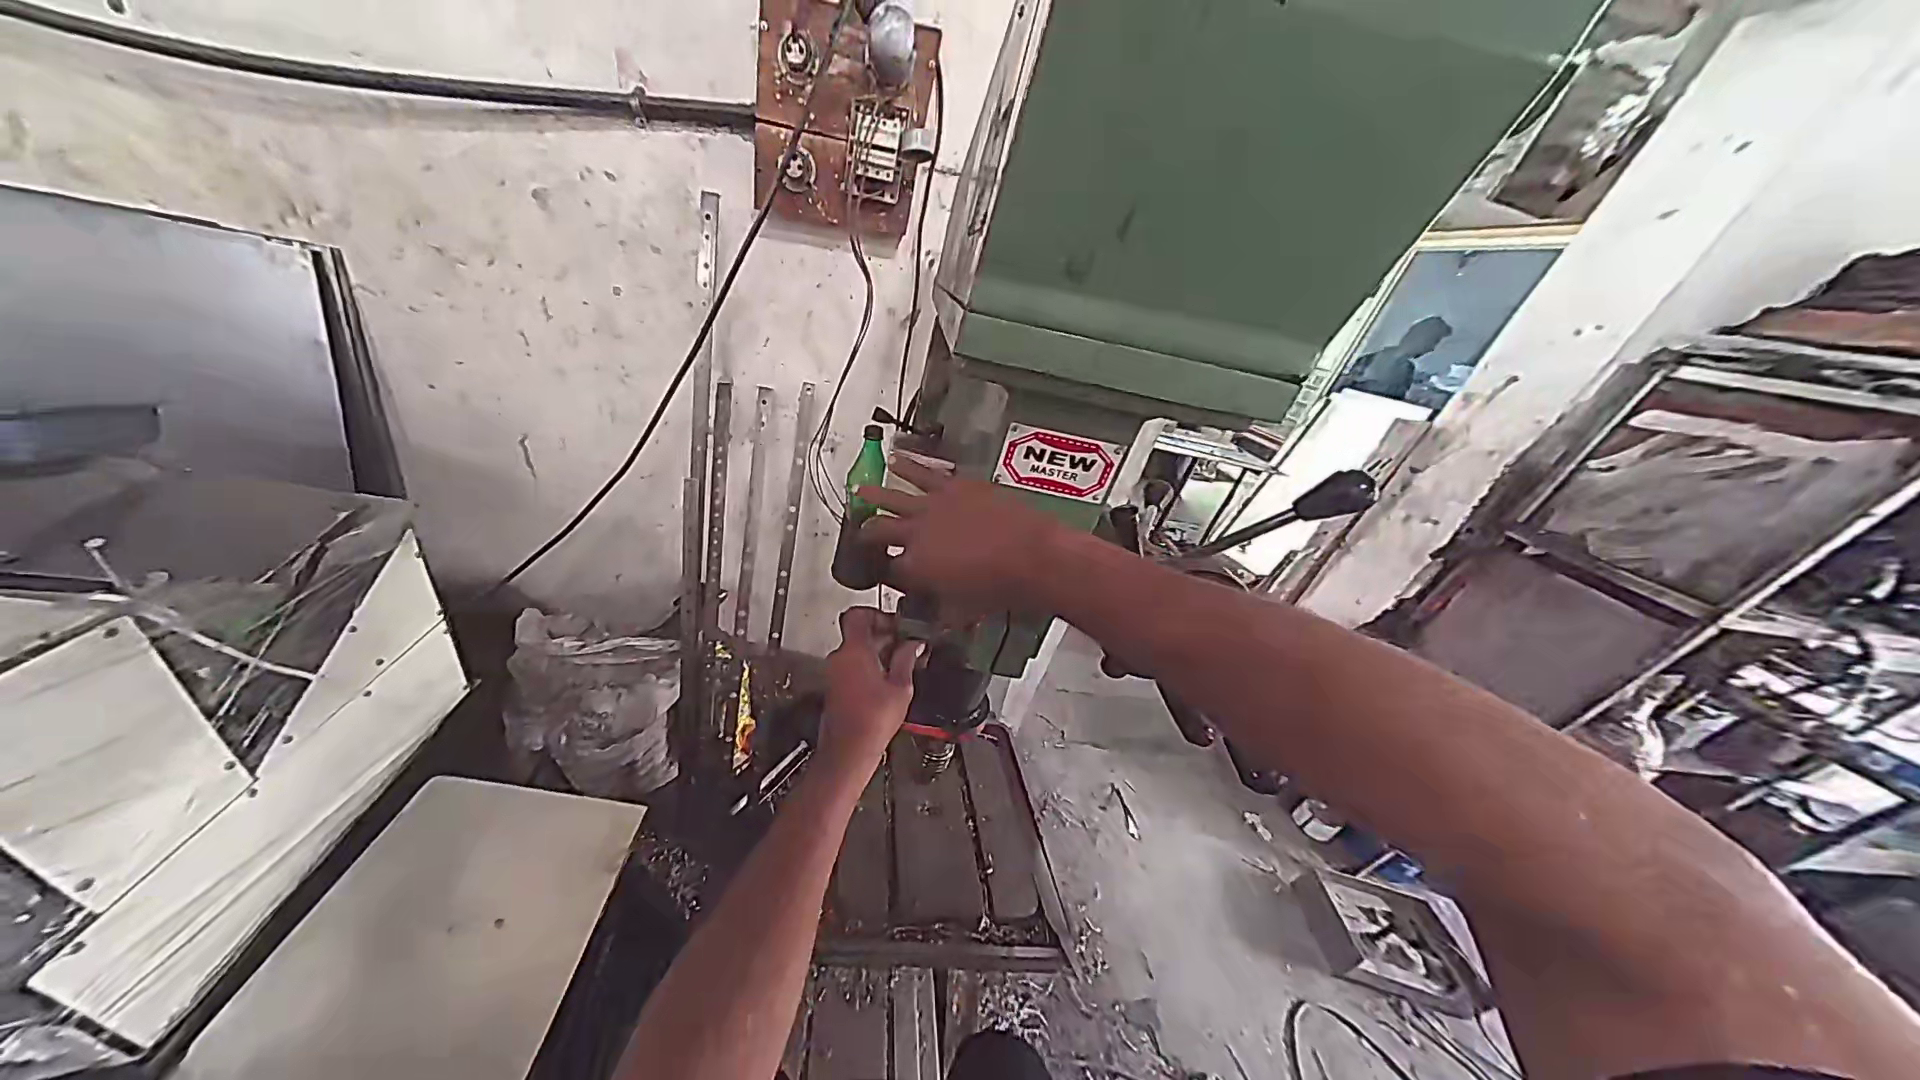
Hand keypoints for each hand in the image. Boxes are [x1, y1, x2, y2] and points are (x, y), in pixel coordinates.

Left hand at [820, 607, 920, 764]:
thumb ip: (906, 659)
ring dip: (879, 651)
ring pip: (857, 650)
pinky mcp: (836, 687)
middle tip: (906, 644)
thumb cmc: (871, 722)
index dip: (879, 614)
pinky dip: (870, 666)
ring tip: (902, 663)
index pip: (858, 614)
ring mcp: (836, 672)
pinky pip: (853, 666)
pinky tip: (889, 679)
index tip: (897, 624)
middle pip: (860, 632)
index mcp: (854, 651)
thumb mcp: (901, 687)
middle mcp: (840, 658)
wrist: (849, 751)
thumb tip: (913, 644)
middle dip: (885, 635)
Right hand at [856, 456, 1076, 624]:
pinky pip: (922, 472)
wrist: (1033, 556)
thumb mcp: (964, 610)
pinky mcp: (952, 486)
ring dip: (873, 495)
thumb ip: (943, 611)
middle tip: (861, 534)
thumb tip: (938, 614)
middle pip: (879, 532)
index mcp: (914, 568)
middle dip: (867, 535)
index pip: (888, 570)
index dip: (886, 571)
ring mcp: (931, 507)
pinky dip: (906, 465)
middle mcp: (914, 535)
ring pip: (891, 497)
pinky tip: (895, 459)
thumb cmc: (1001, 587)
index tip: (887, 571)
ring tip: (860, 491)